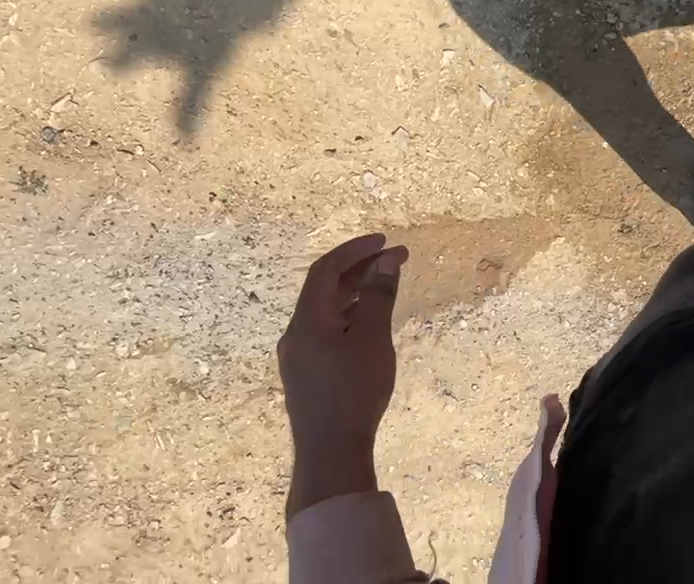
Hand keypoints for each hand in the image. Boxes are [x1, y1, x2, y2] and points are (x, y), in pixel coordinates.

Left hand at [279, 233, 407, 518]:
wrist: (331, 453)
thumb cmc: (354, 390)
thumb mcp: (373, 339)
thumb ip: (379, 296)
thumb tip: (387, 260)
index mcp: (306, 321)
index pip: (326, 270)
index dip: (355, 250)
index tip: (385, 240)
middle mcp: (296, 333)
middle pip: (325, 287)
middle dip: (361, 267)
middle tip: (397, 258)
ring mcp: (300, 354)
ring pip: (328, 308)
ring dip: (357, 290)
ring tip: (389, 283)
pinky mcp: (308, 372)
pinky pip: (329, 327)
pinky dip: (352, 312)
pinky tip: (374, 319)